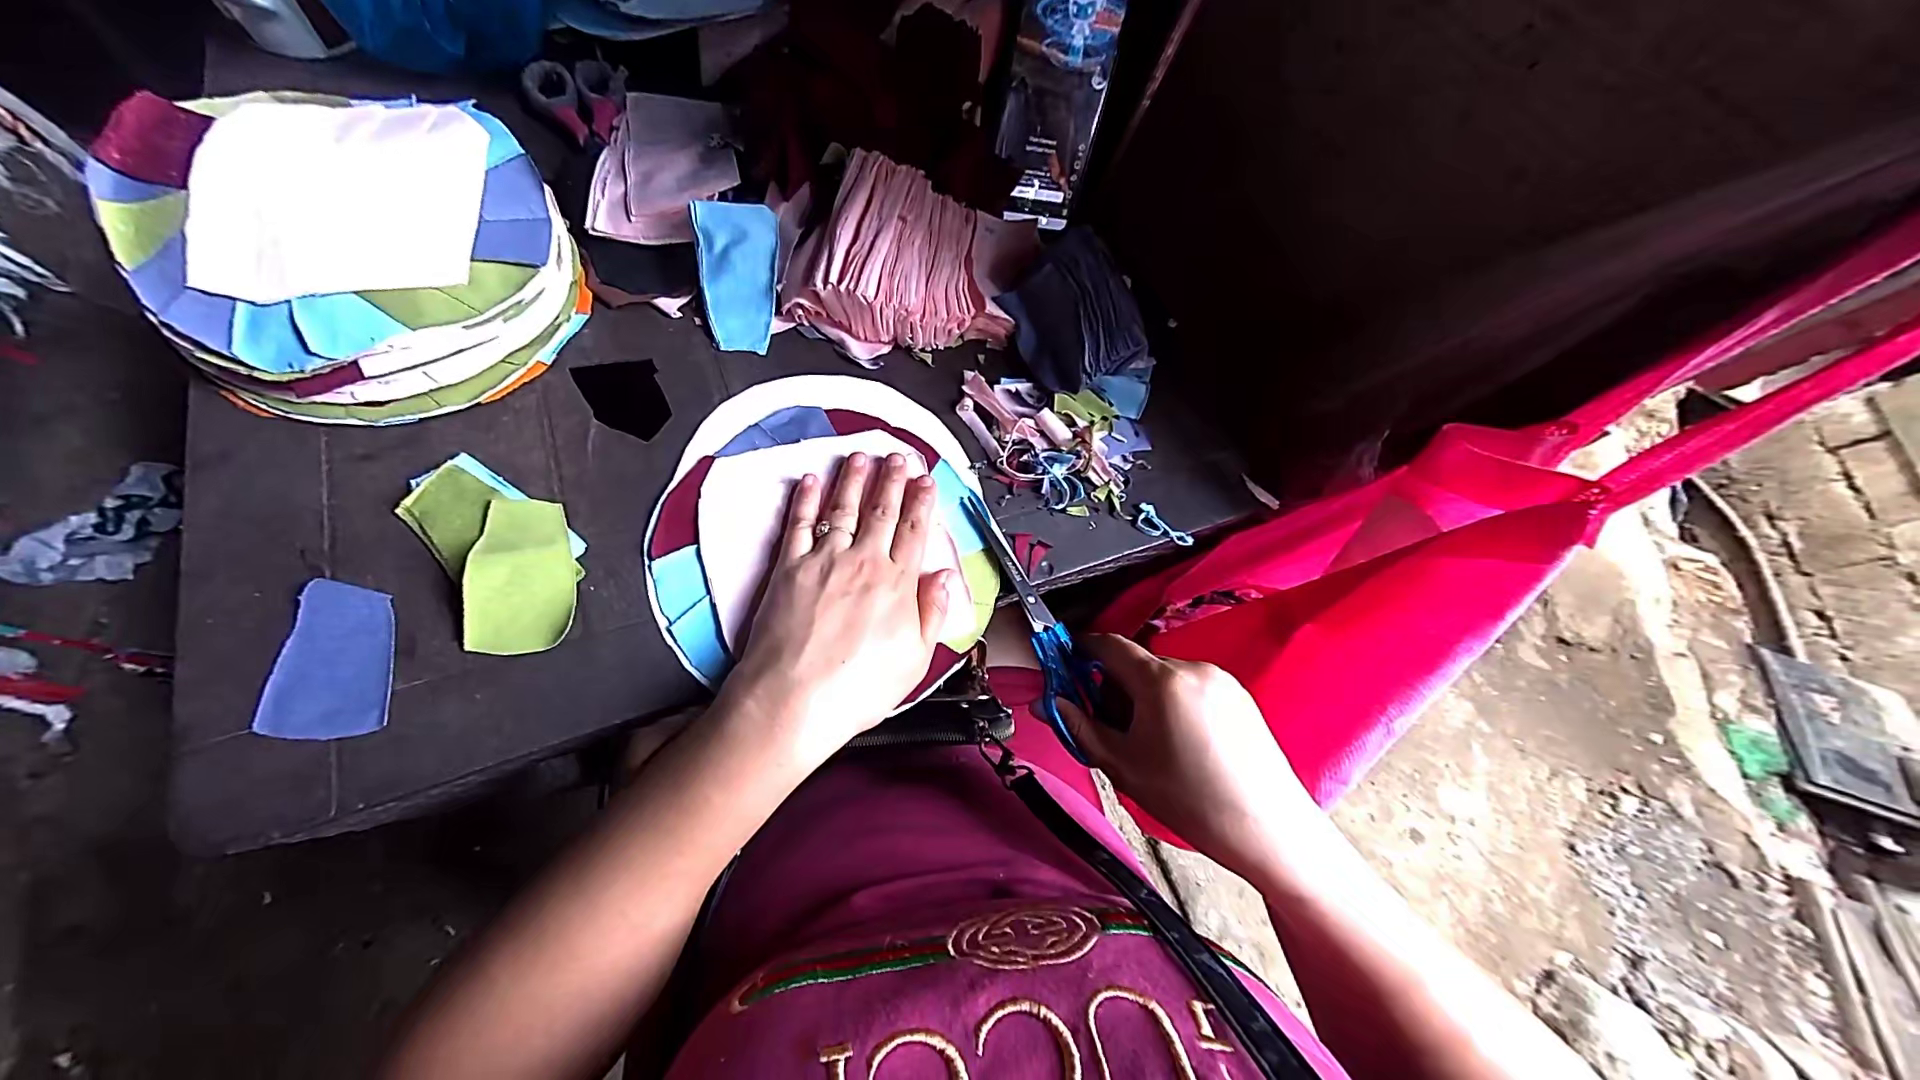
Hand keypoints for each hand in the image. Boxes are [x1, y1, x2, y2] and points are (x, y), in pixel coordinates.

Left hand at [719, 452, 953, 767]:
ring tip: (862, 458)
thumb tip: (944, 580)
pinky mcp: (789, 568)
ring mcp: (824, 561)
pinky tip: (811, 482)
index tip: (925, 483)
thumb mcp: (914, 660)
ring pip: (843, 508)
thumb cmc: (851, 689)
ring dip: (854, 479)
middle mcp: (862, 564)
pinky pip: (799, 523)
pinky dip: (805, 499)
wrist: (793, 700)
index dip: (921, 503)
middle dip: (893, 479)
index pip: (914, 531)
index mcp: (896, 585)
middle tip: (899, 458)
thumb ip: (932, 613)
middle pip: (882, 511)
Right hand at [1061, 635, 1324, 876]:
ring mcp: (1219, 680)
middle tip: (1106, 723)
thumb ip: (1079, 727)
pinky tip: (1176, 743)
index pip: (1108, 645)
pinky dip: (1171, 703)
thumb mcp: (1122, 764)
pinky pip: (1189, 687)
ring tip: (1147, 742)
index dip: (1080, 651)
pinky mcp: (1237, 695)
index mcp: (1161, 681)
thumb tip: (1050, 704)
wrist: (1267, 829)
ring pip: (1162, 676)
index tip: (1066, 667)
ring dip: (1143, 696)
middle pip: (1135, 663)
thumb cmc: (1195, 801)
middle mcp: (1192, 669)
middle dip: (1112, 685)